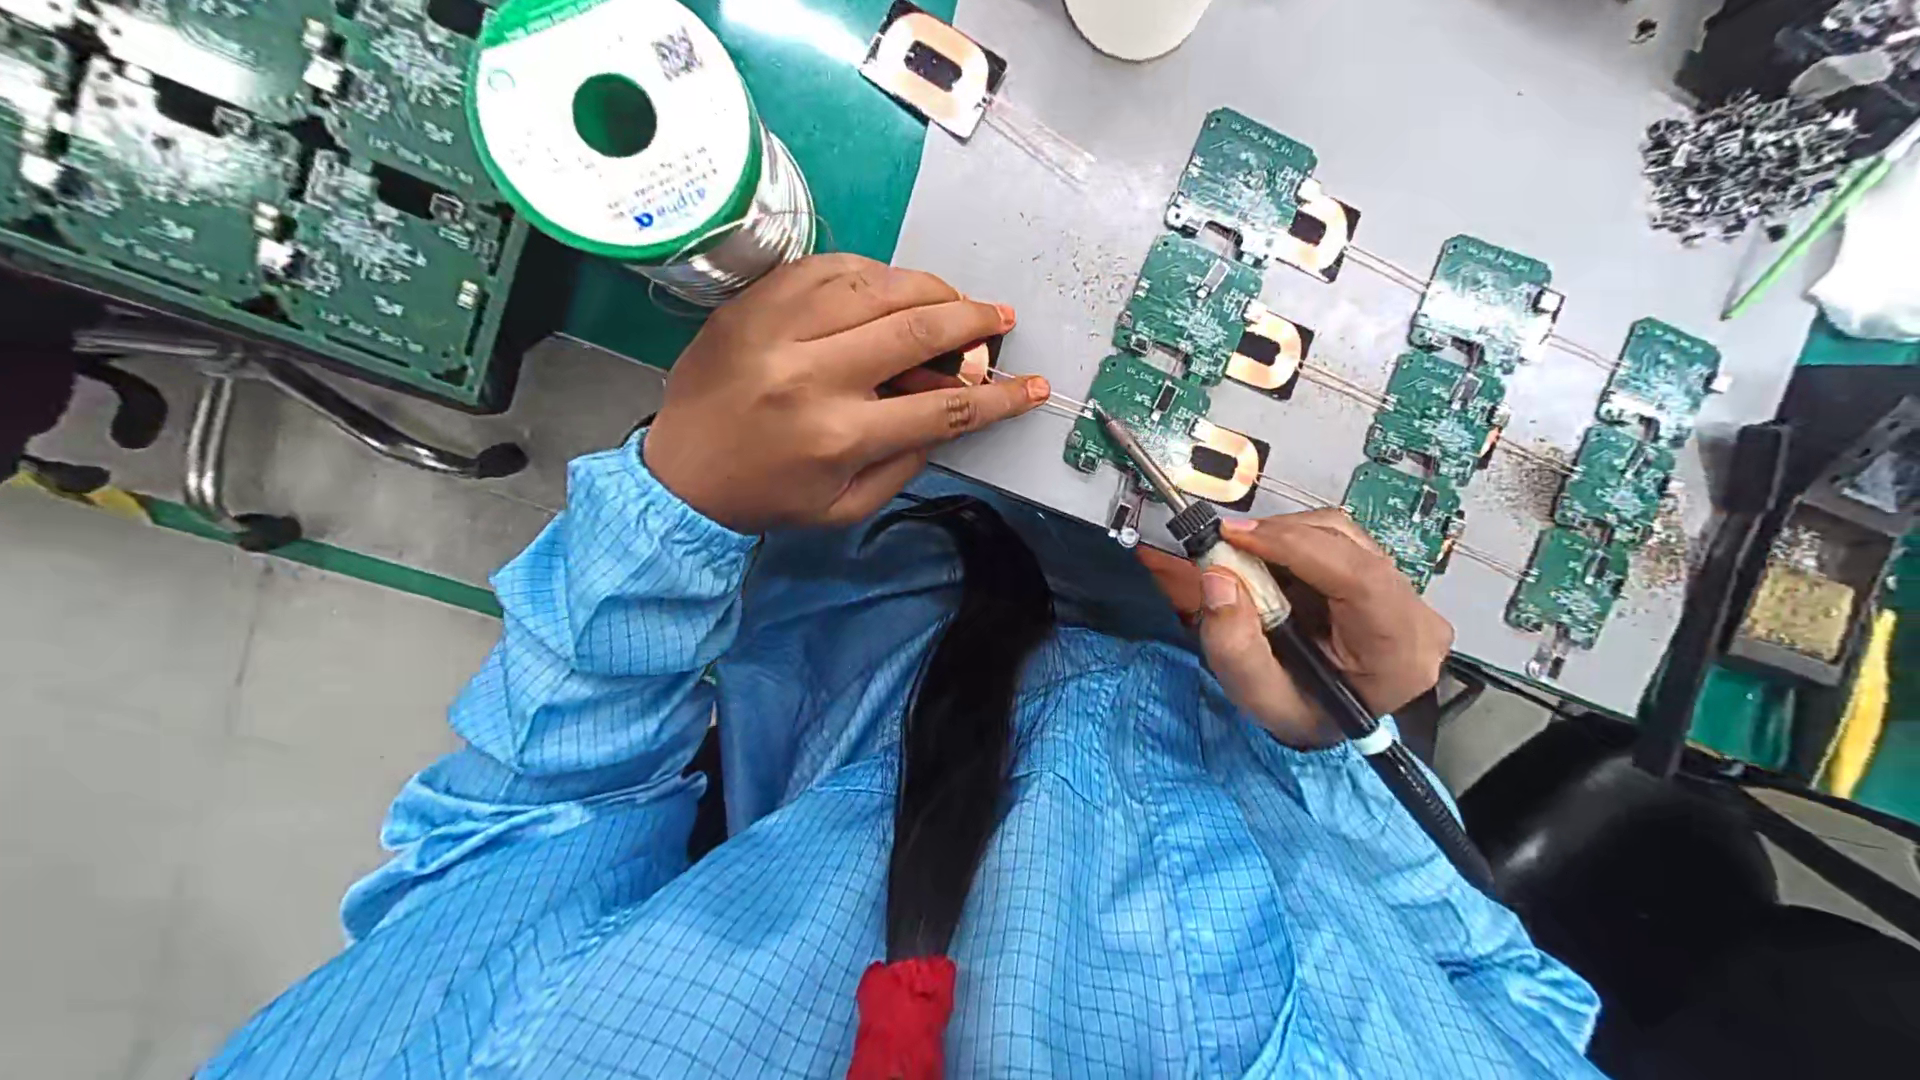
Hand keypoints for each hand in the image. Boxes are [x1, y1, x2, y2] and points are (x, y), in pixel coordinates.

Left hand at [643, 255, 1049, 531]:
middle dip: (972, 322)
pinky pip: (827, 267)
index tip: (1032, 387)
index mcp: (839, 436)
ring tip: (952, 299)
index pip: (943, 409)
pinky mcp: (755, 303)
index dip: (998, 398)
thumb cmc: (769, 498)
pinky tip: (890, 287)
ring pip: (875, 286)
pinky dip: (871, 273)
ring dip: (928, 288)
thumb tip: (949, 414)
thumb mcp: (846, 506)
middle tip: (1000, 319)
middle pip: (915, 330)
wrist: (679, 474)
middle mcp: (813, 374)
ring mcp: (779, 330)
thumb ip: (905, 463)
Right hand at [1186, 509, 1452, 748]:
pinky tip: (1266, 561)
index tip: (1235, 536)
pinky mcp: (1383, 576)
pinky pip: (1336, 539)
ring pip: (1341, 533)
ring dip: (1283, 536)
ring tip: (1242, 555)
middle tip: (1226, 545)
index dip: (1295, 545)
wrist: (1322, 716)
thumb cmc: (1300, 711)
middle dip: (1280, 536)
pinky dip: (1291, 540)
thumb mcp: (1259, 697)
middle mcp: (1416, 617)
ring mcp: (1405, 592)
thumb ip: (1235, 647)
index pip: (1359, 577)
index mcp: (1400, 653)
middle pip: (1349, 545)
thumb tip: (1219, 579)